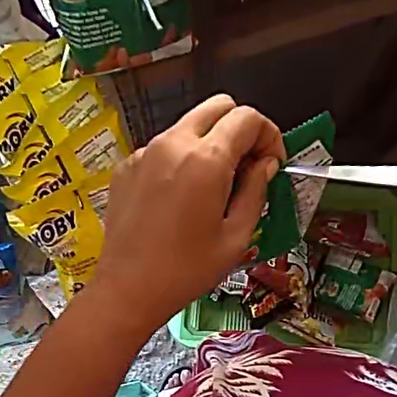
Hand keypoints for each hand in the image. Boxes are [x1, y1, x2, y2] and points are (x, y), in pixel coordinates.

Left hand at [79, 94, 283, 338]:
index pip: (247, 117)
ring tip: (214, 185)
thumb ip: (256, 190)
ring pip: (187, 125)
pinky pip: (161, 148)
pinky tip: (179, 197)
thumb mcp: (235, 236)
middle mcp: (171, 145)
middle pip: (217, 107)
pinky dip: (178, 159)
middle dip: (240, 127)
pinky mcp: (125, 168)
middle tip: (246, 164)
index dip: (269, 135)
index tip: (271, 163)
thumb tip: (264, 165)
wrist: (127, 289)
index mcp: (204, 159)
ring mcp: (143, 154)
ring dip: (208, 142)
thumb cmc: (184, 271)